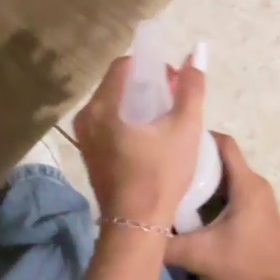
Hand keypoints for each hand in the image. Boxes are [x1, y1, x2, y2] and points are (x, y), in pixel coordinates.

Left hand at [71, 52, 207, 229]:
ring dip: (138, 106)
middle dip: (145, 87)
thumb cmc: (161, 174)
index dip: (151, 68)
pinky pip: (108, 125)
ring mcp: (84, 138)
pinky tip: (150, 138)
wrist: (137, 225)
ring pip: (113, 106)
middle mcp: (86, 117)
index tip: (173, 84)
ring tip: (165, 120)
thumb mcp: (184, 127)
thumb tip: (195, 54)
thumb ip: (191, 88)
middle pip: (117, 85)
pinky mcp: (89, 155)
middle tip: (173, 101)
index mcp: (102, 105)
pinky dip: (128, 123)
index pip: (124, 66)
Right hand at [164, 133, 279, 279]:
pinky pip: (232, 193)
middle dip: (194, 160)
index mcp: (246, 184)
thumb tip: (132, 230)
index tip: (171, 141)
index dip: (198, 136)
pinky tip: (190, 210)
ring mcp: (259, 200)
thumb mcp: (198, 255)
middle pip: (222, 159)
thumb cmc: (244, 268)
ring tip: (172, 186)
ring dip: (202, 180)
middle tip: (164, 167)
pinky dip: (212, 195)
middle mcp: (255, 185)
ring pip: (226, 178)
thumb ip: (164, 243)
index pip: (223, 143)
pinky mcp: (258, 215)